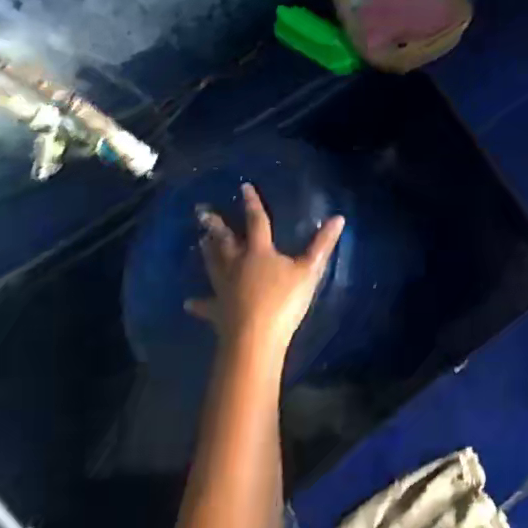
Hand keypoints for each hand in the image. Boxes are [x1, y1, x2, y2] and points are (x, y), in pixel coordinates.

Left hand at [185, 184, 345, 357]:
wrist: (254, 339)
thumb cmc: (283, 302)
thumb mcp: (309, 271)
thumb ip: (322, 244)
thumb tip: (338, 217)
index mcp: (259, 251)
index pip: (256, 221)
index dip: (251, 203)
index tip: (243, 187)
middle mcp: (237, 264)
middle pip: (225, 240)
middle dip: (216, 225)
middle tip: (202, 212)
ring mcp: (224, 288)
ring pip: (214, 265)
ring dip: (208, 252)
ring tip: (200, 241)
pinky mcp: (217, 311)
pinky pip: (206, 305)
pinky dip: (198, 303)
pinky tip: (188, 303)